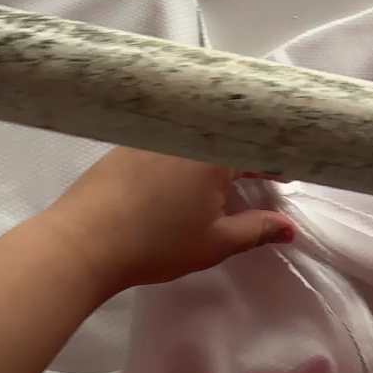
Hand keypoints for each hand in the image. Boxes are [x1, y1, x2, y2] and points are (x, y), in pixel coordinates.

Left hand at [36, 147, 295, 298]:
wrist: (82, 240)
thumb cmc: (155, 243)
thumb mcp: (214, 242)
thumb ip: (256, 230)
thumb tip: (290, 229)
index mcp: (216, 152)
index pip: (258, 147)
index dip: (276, 161)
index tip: (287, 174)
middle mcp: (191, 130)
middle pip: (231, 132)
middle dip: (250, 151)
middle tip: (262, 174)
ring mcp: (160, 130)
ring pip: (203, 131)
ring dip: (220, 146)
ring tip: (228, 171)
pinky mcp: (134, 137)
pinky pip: (175, 132)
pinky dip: (191, 145)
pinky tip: (186, 167)